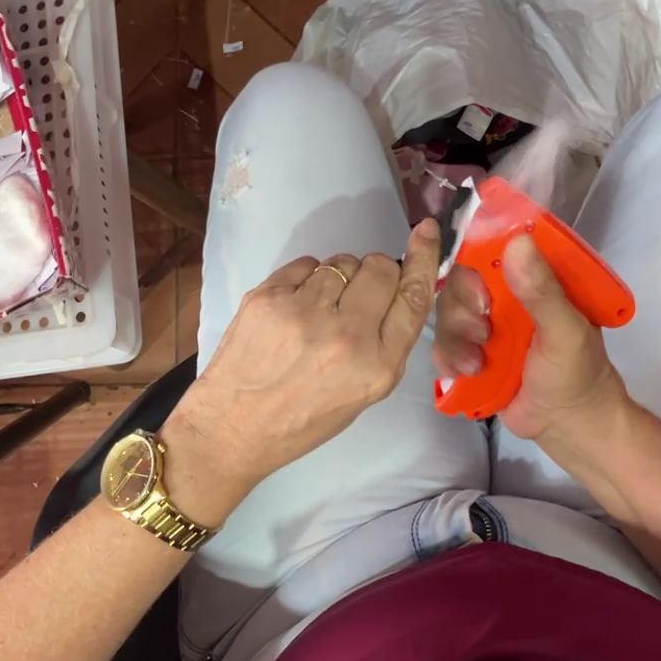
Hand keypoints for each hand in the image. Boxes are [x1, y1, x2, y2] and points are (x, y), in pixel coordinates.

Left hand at [160, 219, 442, 522]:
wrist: (233, 427)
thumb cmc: (303, 420)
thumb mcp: (362, 395)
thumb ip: (385, 344)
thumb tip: (397, 291)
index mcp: (377, 367)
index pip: (413, 297)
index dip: (423, 259)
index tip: (426, 232)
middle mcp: (346, 335)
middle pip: (379, 268)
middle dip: (374, 275)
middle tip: (354, 300)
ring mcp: (305, 312)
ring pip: (341, 262)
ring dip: (338, 279)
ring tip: (317, 312)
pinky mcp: (268, 296)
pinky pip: (306, 264)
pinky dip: (306, 280)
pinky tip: (293, 309)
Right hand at [431, 233, 630, 444]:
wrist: (564, 425)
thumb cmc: (576, 373)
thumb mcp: (564, 331)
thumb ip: (541, 291)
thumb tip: (516, 243)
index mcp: (530, 280)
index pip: (492, 250)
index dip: (473, 260)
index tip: (478, 291)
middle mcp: (503, 296)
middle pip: (459, 283)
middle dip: (462, 309)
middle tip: (483, 333)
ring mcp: (483, 326)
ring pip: (445, 315)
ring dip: (456, 340)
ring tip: (478, 364)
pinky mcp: (468, 354)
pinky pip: (441, 345)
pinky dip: (448, 359)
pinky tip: (467, 373)